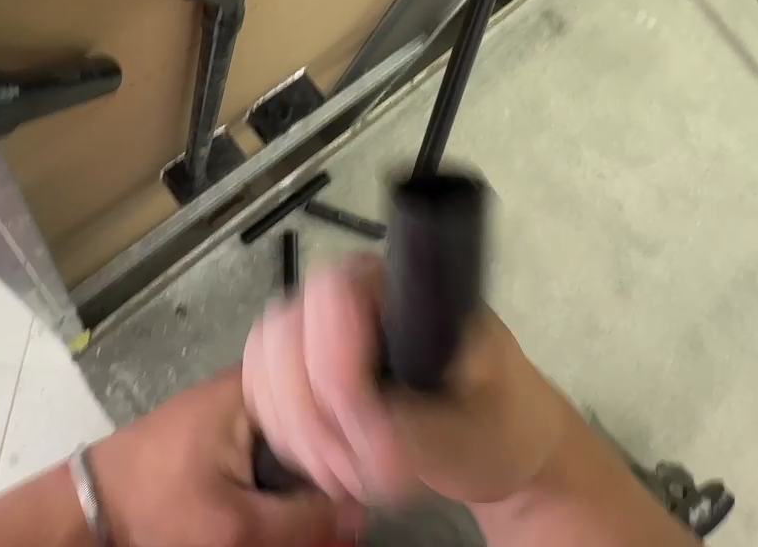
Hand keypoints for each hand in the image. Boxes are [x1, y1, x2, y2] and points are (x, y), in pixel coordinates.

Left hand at [87, 372, 345, 546]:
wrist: (93, 508)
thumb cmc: (160, 504)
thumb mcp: (236, 525)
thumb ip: (304, 521)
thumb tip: (363, 514)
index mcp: (256, 387)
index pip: (328, 398)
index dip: (352, 438)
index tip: (369, 476)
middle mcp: (251, 384)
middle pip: (313, 418)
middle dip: (330, 464)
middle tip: (344, 507)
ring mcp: (236, 404)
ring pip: (294, 437)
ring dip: (306, 475)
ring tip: (323, 509)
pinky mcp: (225, 428)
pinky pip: (272, 447)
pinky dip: (283, 476)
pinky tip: (290, 506)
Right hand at [242, 254, 579, 505]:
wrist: (493, 435)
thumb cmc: (497, 419)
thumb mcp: (473, 432)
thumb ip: (418, 430)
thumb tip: (368, 437)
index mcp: (398, 285)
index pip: (332, 296)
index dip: (334, 367)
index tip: (367, 428)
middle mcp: (347, 291)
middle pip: (285, 334)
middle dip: (313, 415)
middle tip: (357, 468)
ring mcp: (314, 322)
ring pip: (265, 363)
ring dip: (298, 431)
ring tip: (348, 471)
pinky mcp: (297, 358)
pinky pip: (260, 387)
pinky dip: (284, 433)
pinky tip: (327, 461)